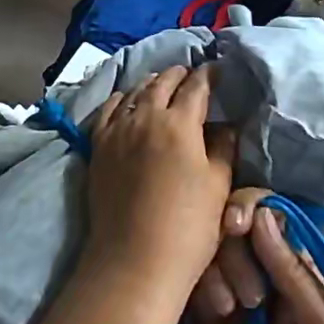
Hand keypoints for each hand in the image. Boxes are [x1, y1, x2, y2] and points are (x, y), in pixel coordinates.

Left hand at [84, 65, 236, 298]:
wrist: (135, 254)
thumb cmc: (188, 226)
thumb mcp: (218, 187)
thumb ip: (221, 150)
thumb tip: (225, 127)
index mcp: (179, 124)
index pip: (195, 89)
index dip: (207, 77)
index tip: (216, 69)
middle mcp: (144, 117)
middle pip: (161, 84)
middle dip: (177, 76)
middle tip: (188, 73)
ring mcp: (116, 128)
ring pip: (134, 93)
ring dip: (150, 84)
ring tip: (160, 82)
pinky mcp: (98, 143)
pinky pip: (109, 109)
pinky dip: (122, 99)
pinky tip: (126, 100)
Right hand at [190, 195, 323, 323]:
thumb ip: (292, 270)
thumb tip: (262, 212)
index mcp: (288, 261)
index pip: (261, 214)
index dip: (244, 208)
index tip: (234, 225)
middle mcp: (253, 264)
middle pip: (225, 226)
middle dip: (232, 254)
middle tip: (251, 298)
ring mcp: (224, 283)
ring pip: (202, 249)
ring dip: (214, 275)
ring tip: (230, 312)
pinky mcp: (200, 307)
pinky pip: (186, 278)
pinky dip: (196, 288)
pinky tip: (214, 313)